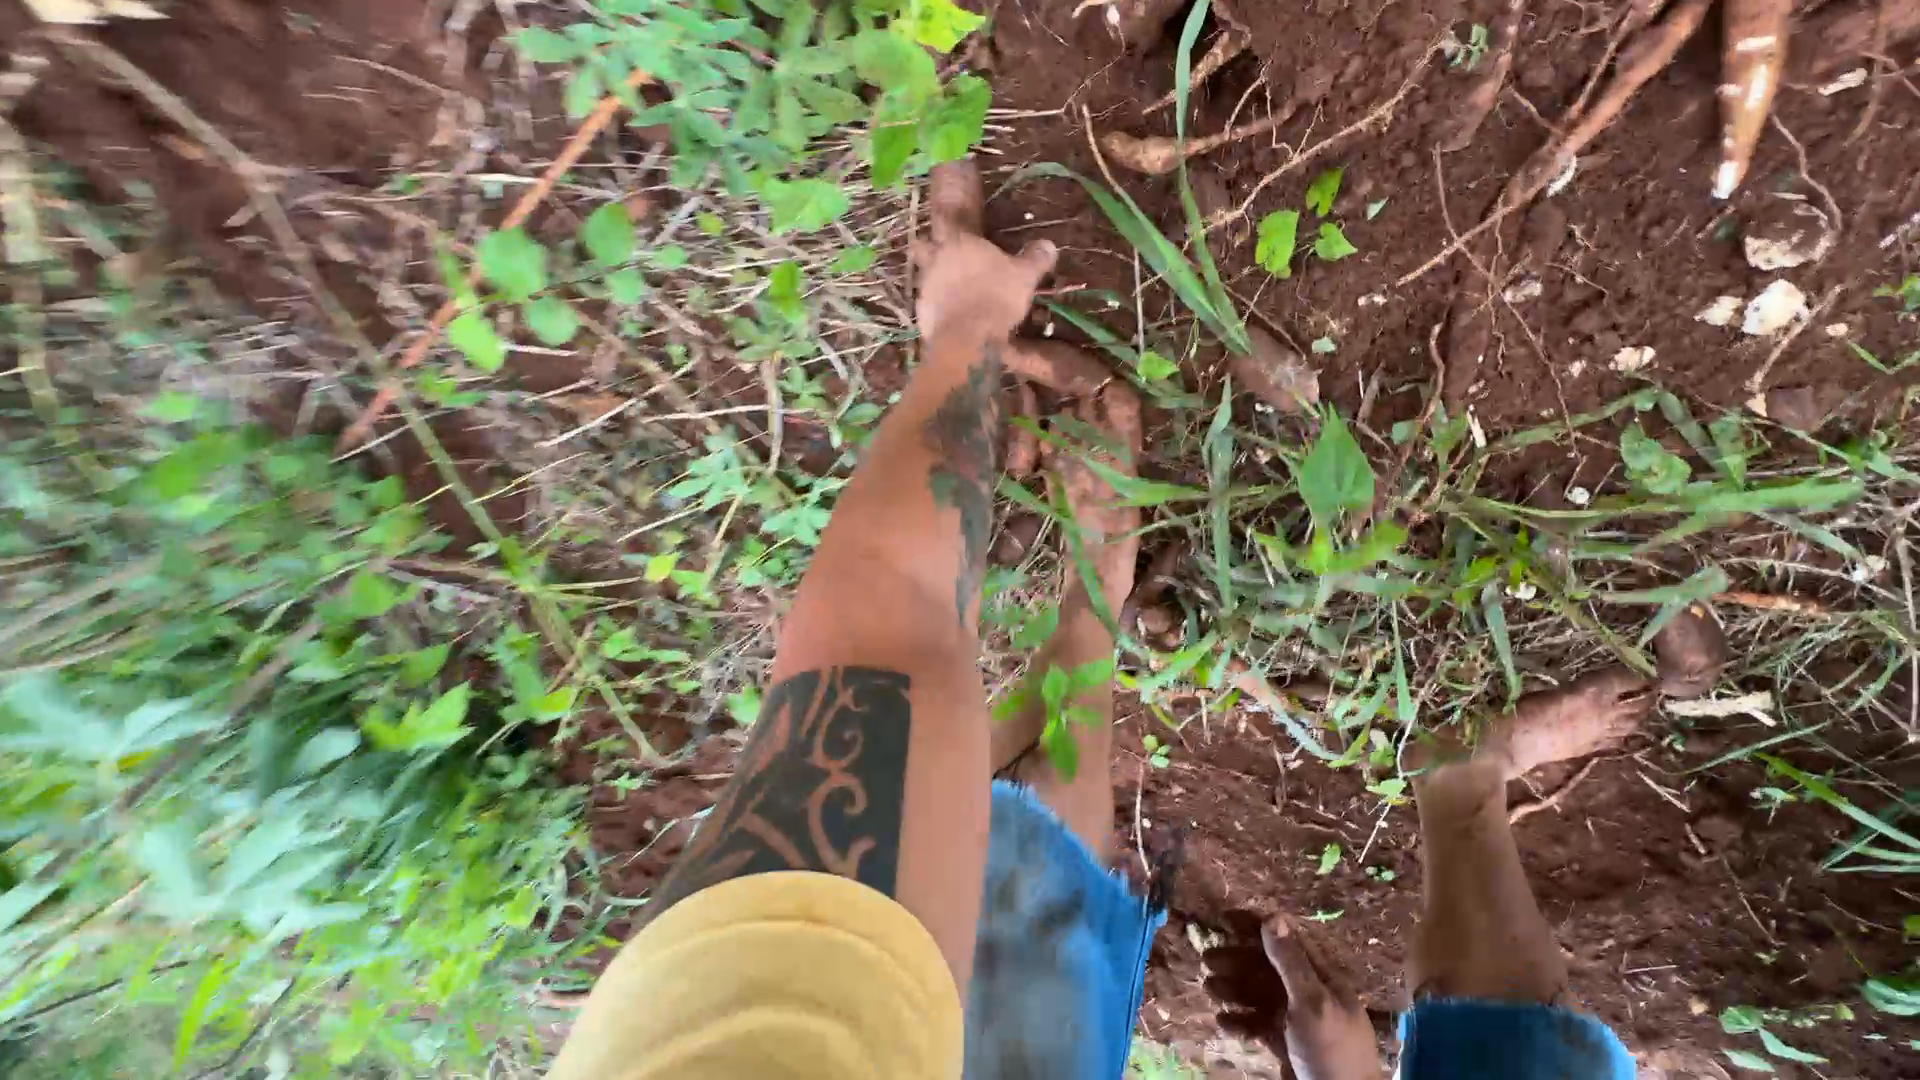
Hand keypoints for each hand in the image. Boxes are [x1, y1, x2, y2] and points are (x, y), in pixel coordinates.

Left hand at [914, 159, 1055, 343]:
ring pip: (926, 279)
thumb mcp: (1025, 277)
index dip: (951, 230)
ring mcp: (925, 288)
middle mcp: (935, 260)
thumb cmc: (997, 297)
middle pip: (923, 249)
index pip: (945, 223)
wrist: (968, 338)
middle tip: (950, 265)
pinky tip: (955, 321)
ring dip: (938, 285)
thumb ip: (1035, 259)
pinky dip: (939, 311)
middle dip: (932, 254)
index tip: (962, 238)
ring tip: (958, 298)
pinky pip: (929, 307)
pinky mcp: (921, 314)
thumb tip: (1049, 245)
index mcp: (958, 241)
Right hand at [1204, 912, 1383, 1079]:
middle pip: (1267, 968)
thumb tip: (1272, 915)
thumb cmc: (1333, 1051)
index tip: (1224, 919)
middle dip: (1236, 961)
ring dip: (1233, 990)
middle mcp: (1308, 993)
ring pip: (1259, 995)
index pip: (1285, 940)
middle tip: (1206, 959)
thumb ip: (1291, 962)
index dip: (1255, 928)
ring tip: (1208, 989)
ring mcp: (1297, 1021)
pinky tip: (1222, 1023)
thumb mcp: (1312, 1003)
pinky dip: (1240, 1022)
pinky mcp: (1286, 1044)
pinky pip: (1259, 1025)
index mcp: (1322, 978)